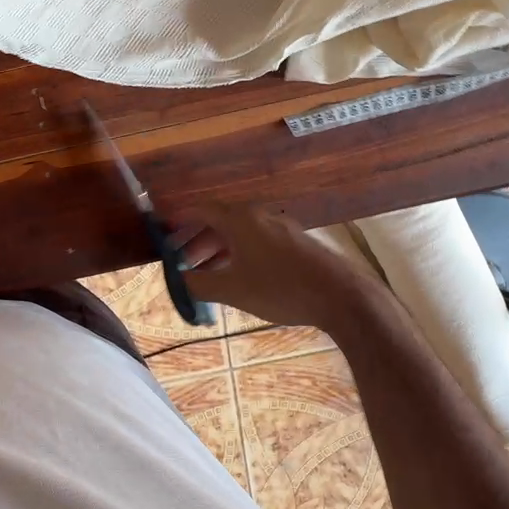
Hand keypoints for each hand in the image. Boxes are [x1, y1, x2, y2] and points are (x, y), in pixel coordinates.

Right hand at [167, 204, 387, 330]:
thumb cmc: (280, 289)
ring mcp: (282, 230)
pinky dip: (239, 254)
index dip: (180, 219)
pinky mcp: (297, 245)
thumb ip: (197, 284)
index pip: (202, 210)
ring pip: (240, 234)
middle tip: (180, 260)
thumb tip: (177, 280)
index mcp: (241, 220)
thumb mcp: (230, 290)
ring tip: (205, 273)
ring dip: (218, 250)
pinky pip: (257, 242)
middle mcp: (260, 217)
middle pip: (220, 222)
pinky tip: (237, 277)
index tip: (164, 230)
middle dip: (196, 241)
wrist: (343, 298)